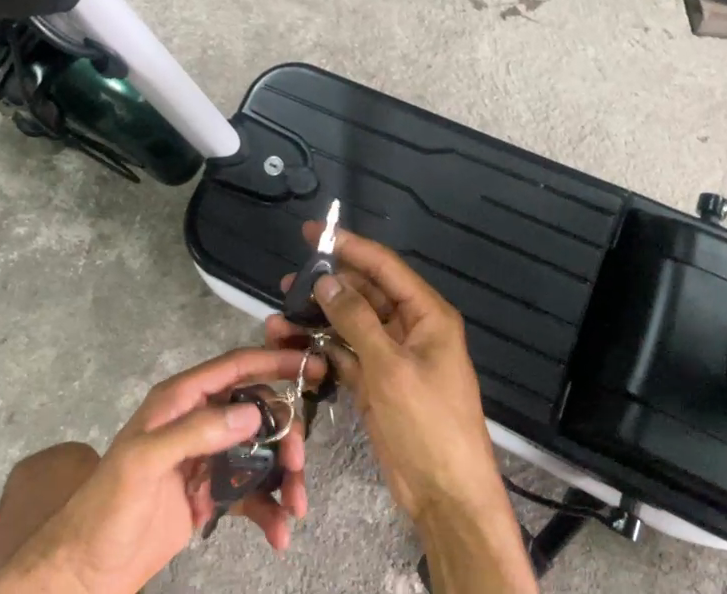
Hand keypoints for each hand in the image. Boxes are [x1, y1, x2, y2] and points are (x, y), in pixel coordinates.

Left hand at [0, 347, 322, 593]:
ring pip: (261, 453)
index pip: (234, 368)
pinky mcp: (211, 496)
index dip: (274, 363)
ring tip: (295, 508)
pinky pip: (251, 494)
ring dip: (284, 477)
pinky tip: (278, 535)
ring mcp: (206, 460)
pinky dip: (269, 511)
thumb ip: (196, 431)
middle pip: (258, 412)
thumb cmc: (107, 506)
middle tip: (298, 464)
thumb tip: (253, 411)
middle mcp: (197, 422)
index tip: (313, 368)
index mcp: (179, 401)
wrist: (87, 568)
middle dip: (285, 434)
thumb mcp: (144, 462)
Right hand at [267, 224, 535, 592]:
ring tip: (281, 313)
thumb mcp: (391, 368)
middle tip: (287, 280)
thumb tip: (326, 282)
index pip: (384, 268)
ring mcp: (392, 358)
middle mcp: (410, 329)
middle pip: (365, 293)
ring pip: (350, 325)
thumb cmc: (428, 424)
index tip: (313, 232)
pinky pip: (345, 355)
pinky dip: (321, 349)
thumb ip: (356, 321)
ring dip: (319, 319)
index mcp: (427, 316)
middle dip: (328, 285)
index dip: (349, 246)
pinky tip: (292, 343)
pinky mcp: (376, 384)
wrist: (445, 494)